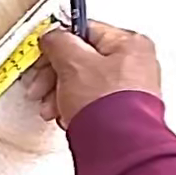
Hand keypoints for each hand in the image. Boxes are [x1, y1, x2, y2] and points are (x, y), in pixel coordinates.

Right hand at [21, 20, 160, 126]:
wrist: (116, 143)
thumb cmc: (105, 104)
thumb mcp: (72, 63)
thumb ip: (59, 42)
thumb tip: (52, 36)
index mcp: (129, 43)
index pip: (84, 31)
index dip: (57, 44)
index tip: (43, 54)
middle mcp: (135, 62)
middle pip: (80, 58)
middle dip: (53, 75)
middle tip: (41, 85)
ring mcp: (129, 87)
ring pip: (81, 81)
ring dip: (58, 92)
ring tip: (51, 106)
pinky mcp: (120, 107)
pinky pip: (88, 99)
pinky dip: (71, 105)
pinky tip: (65, 113)